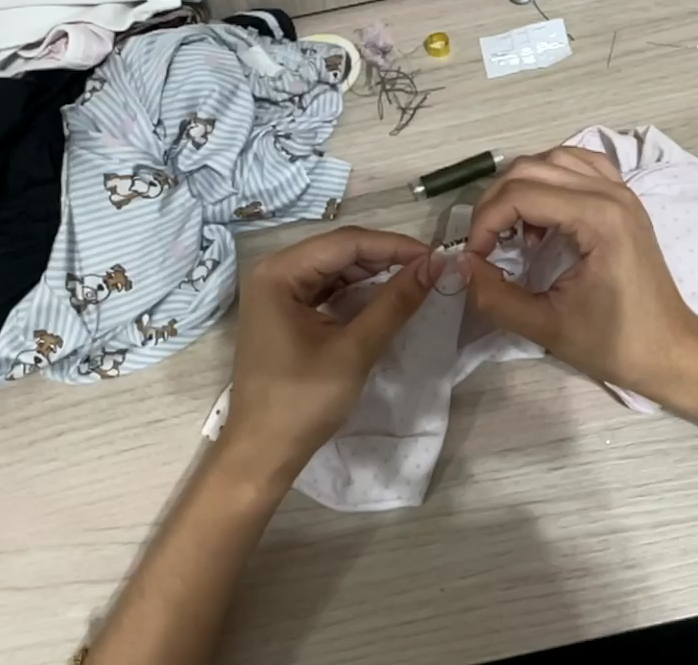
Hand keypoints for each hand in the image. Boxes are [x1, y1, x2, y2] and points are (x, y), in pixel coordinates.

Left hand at [223, 227, 434, 484]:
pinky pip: (326, 287)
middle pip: (338, 250)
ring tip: (414, 278)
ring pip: (334, 267)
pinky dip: (356, 289)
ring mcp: (276, 292)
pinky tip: (384, 294)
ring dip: (373, 272)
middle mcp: (273, 272)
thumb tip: (434, 265)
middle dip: (384, 256)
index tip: (435, 256)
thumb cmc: (302, 402)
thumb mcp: (354, 350)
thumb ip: (394, 303)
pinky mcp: (284, 311)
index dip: (393, 246)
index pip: (345, 243)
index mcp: (279, 273)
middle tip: (429, 268)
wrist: (262, 453)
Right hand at [461, 147, 697, 404]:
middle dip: (494, 203)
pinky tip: (543, 212)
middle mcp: (610, 192)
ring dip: (520, 188)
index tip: (475, 259)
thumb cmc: (617, 343)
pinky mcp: (623, 197)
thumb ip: (496, 296)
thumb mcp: (547, 327)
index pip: (519, 195)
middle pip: (528, 169)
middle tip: (485, 245)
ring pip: (550, 159)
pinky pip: (577, 165)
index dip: (484, 223)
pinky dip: (548, 178)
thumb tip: (461, 266)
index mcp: (598, 218)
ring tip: (514, 230)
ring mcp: (620, 190)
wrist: (672, 350)